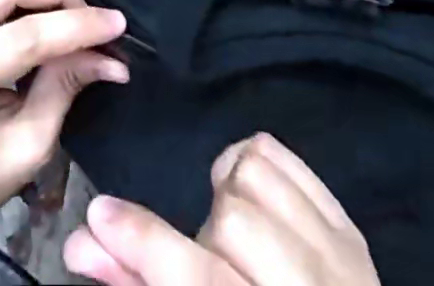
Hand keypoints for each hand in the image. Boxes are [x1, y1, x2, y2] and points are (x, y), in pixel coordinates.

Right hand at [64, 133, 379, 285]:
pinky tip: (254, 200)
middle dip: (206, 228)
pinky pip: (288, 159)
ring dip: (233, 193)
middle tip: (203, 249)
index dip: (147, 244)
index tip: (100, 212)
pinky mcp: (353, 235)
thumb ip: (136, 282)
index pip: (203, 281)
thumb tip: (80, 242)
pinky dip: (258, 166)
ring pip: (260, 177)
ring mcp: (345, 265)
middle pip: (236, 220)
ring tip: (232, 227)